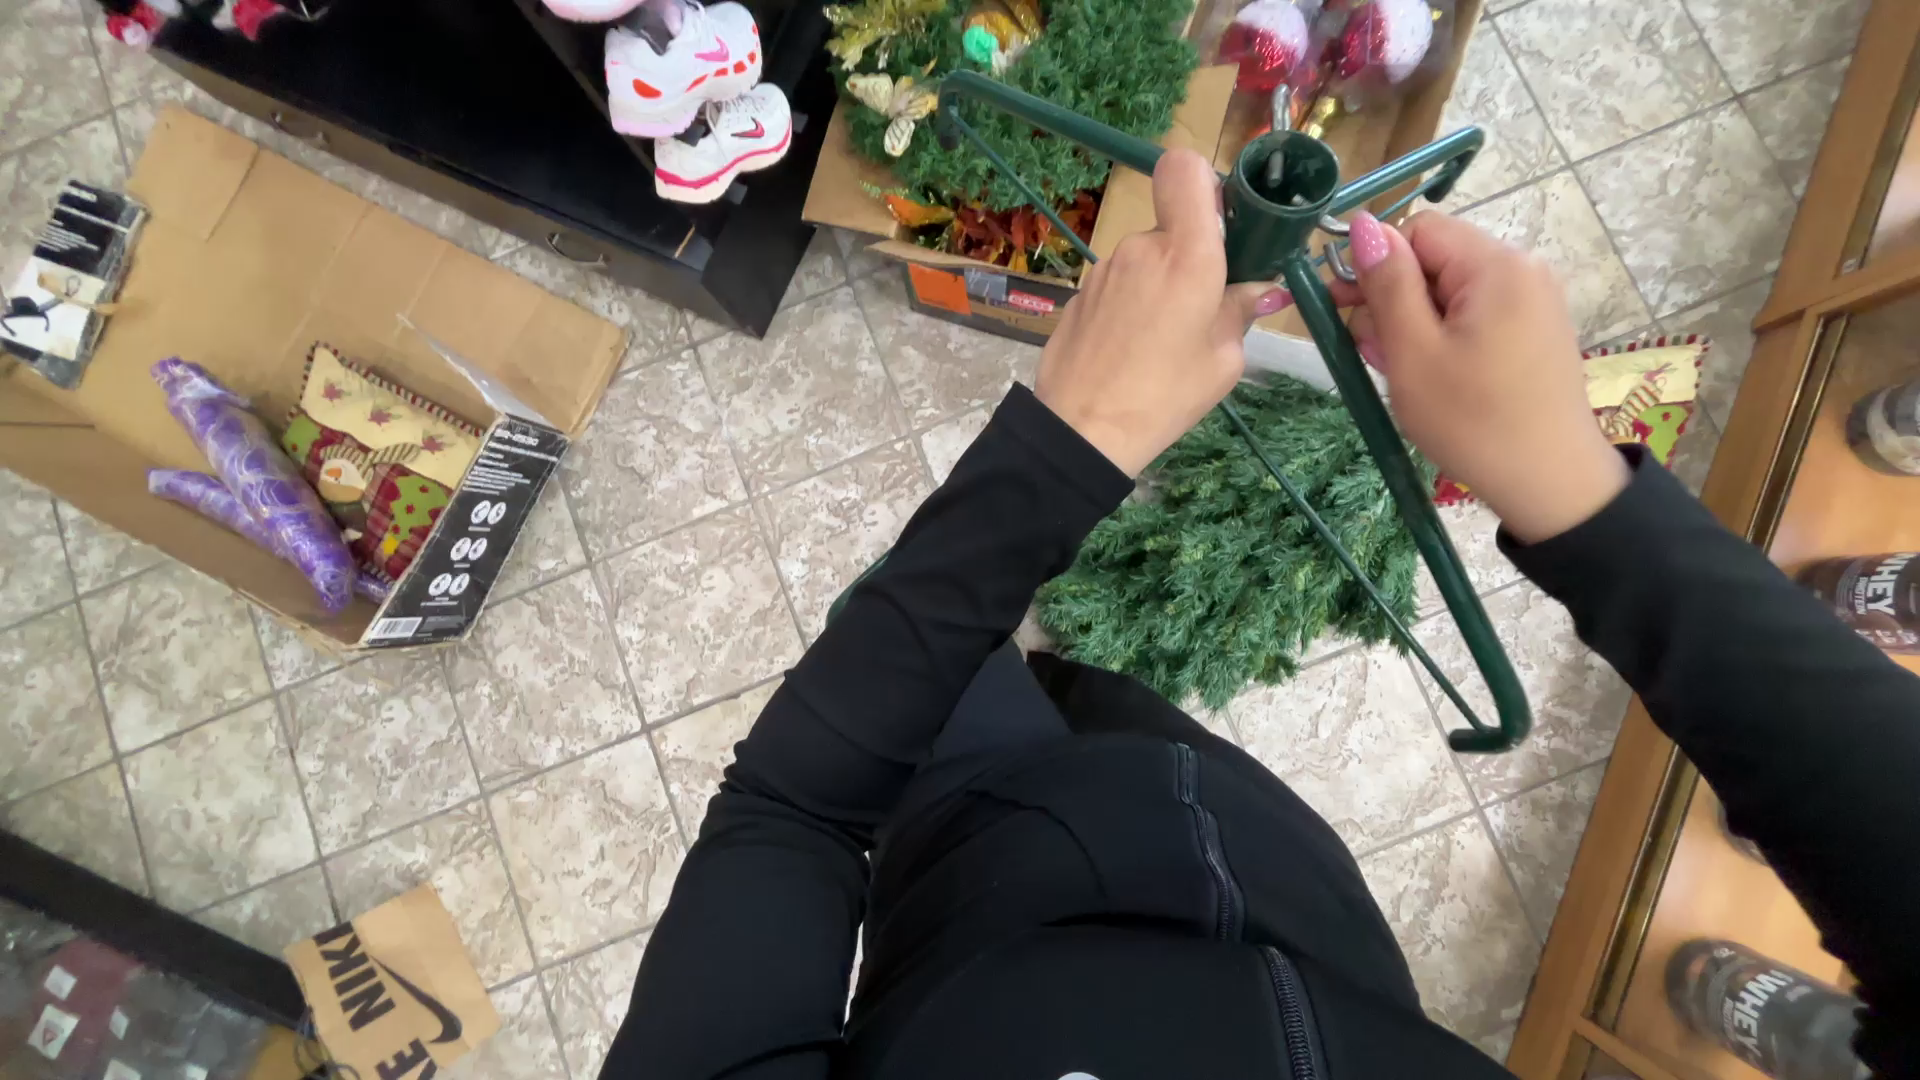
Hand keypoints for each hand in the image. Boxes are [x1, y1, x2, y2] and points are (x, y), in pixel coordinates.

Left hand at [1034, 149, 1288, 475]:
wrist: (1082, 431)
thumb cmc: (1164, 397)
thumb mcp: (1222, 361)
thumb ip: (1239, 311)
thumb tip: (1259, 290)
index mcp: (1187, 253)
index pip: (1185, 168)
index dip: (1202, 184)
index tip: (1216, 228)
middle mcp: (1140, 247)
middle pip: (1169, 227)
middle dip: (1186, 258)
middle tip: (1195, 312)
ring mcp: (1102, 270)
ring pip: (1141, 260)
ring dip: (1155, 286)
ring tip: (1156, 342)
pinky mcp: (1078, 296)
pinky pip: (1116, 286)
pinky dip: (1126, 306)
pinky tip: (1125, 349)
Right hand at [1342, 210, 1628, 542]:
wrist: (1545, 478)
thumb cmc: (1469, 418)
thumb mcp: (1412, 351)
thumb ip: (1387, 284)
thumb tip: (1362, 226)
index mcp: (1495, 266)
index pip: (1417, 230)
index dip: (1375, 263)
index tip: (1345, 308)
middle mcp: (1520, 269)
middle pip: (1431, 260)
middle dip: (1390, 300)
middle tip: (1373, 352)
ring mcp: (1530, 300)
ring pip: (1444, 292)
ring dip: (1408, 324)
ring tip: (1400, 372)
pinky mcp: (1529, 329)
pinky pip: (1468, 315)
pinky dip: (1437, 338)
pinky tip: (1427, 375)